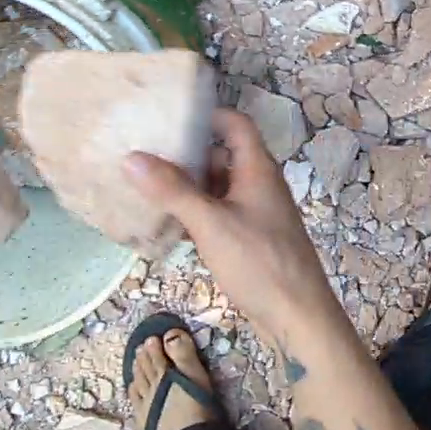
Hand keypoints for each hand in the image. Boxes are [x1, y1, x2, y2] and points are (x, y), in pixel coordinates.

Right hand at [125, 109, 342, 348]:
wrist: (298, 315)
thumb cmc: (259, 261)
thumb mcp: (210, 223)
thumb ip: (173, 190)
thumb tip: (131, 158)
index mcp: (258, 168)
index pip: (236, 124)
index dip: (208, 114)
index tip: (170, 115)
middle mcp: (260, 184)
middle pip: (223, 155)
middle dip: (189, 153)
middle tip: (147, 151)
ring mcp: (257, 212)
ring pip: (220, 188)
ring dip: (190, 186)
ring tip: (147, 185)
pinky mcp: (252, 239)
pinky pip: (221, 214)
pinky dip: (198, 213)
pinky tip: (169, 225)